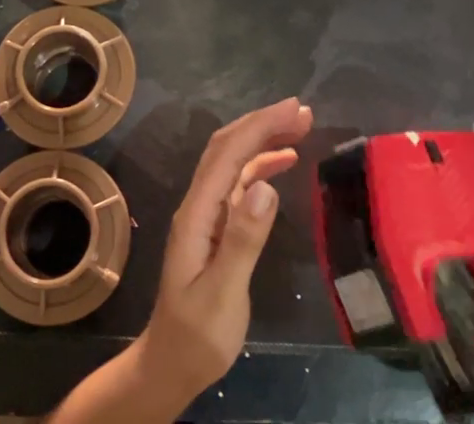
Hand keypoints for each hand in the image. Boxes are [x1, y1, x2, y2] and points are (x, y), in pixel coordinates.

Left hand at [144, 97, 314, 395]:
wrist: (171, 364)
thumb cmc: (197, 335)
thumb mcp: (223, 293)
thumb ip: (242, 240)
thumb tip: (265, 186)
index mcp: (196, 215)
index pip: (228, 156)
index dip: (260, 127)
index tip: (296, 109)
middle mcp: (197, 206)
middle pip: (227, 150)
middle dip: (262, 123)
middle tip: (303, 111)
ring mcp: (205, 217)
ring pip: (232, 164)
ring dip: (262, 141)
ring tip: (299, 127)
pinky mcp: (214, 230)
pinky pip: (236, 185)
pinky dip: (260, 167)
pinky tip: (282, 164)